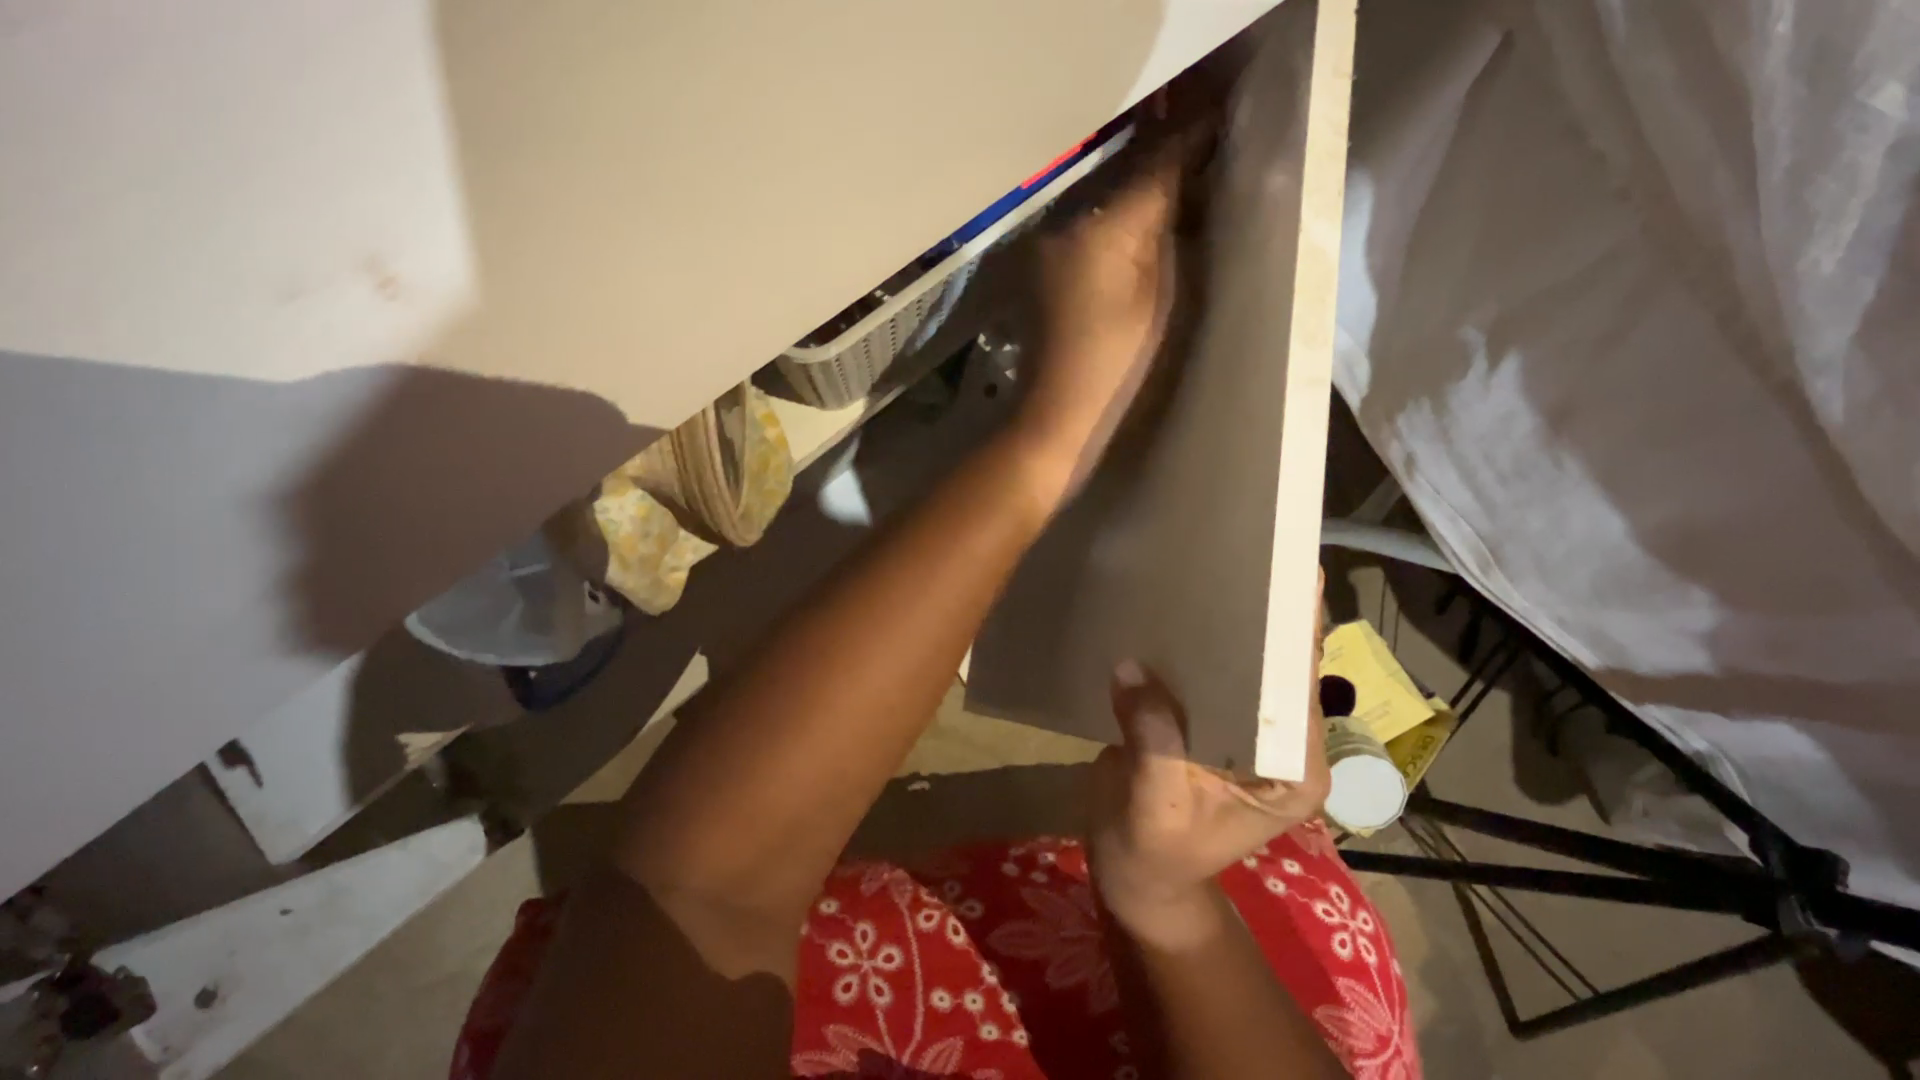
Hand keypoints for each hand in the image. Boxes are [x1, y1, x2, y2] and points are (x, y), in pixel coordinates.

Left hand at [1011, 145, 1182, 497]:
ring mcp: (1050, 248)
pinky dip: (1121, 230)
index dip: (1195, 143)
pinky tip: (1147, 243)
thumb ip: (1178, 232)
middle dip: (1170, 169)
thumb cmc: (1120, 369)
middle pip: (1129, 181)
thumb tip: (1194, 188)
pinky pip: (1093, 234)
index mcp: (1103, 225)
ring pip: (1110, 206)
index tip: (1226, 124)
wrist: (1056, 419)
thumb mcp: (1166, 300)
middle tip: (1213, 164)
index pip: (1158, 166)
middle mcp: (1068, 223)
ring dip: (1145, 199)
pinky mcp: (1046, 272)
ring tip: (1187, 201)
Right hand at [1087, 574, 1329, 948]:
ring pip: (1250, 662)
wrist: (1132, 873)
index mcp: (1294, 770)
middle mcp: (1282, 742)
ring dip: (1234, 620)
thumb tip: (1131, 667)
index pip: (1301, 690)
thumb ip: (1154, 743)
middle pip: (1283, 666)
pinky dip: (1197, 640)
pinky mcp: (1212, 718)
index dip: (1295, 636)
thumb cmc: (1153, 854)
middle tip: (1242, 548)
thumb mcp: (1155, 807)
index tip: (1284, 576)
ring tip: (1210, 561)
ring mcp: (1248, 729)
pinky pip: (1212, 669)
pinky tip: (1175, 601)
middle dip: (1267, 615)